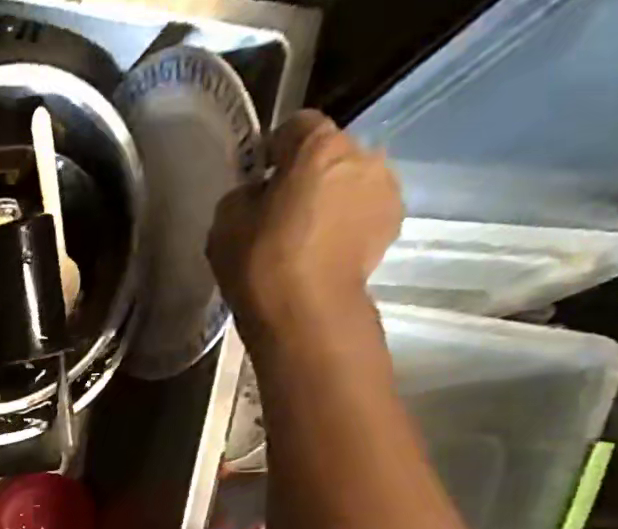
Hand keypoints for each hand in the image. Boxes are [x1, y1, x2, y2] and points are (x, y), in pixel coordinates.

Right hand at [208, 110, 402, 336]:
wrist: (305, 313)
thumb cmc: (260, 262)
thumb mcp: (225, 224)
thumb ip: (243, 195)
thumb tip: (259, 193)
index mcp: (320, 146)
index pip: (296, 125)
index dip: (275, 147)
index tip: (259, 174)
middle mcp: (362, 156)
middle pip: (330, 153)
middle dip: (308, 173)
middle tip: (280, 209)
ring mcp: (384, 191)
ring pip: (350, 183)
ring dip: (330, 198)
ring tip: (303, 233)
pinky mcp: (392, 226)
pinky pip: (363, 212)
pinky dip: (346, 223)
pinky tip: (323, 250)